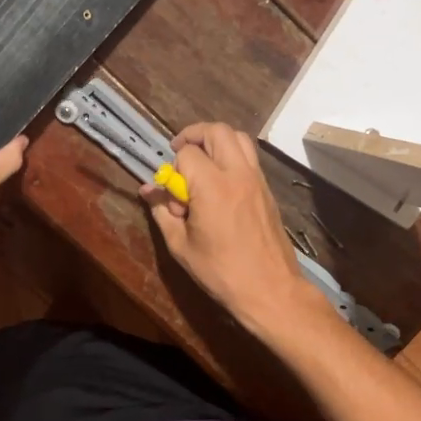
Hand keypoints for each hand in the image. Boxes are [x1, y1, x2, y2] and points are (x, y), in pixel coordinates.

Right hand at [141, 123, 327, 339]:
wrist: (271, 290)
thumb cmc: (221, 271)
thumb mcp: (180, 245)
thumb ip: (162, 211)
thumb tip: (149, 190)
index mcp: (212, 187)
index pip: (186, 153)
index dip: (172, 168)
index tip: (171, 193)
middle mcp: (237, 174)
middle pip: (216, 131)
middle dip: (193, 136)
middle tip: (180, 152)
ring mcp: (256, 179)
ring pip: (238, 137)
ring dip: (216, 141)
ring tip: (201, 161)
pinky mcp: (267, 189)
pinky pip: (249, 156)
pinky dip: (232, 155)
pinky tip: (220, 181)